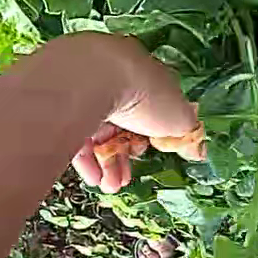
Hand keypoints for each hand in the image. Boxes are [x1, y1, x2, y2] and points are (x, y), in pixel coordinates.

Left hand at [66, 34, 206, 192]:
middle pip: (123, 120)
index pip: (152, 105)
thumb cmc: (143, 92)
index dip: (155, 133)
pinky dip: (85, 158)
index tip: (154, 151)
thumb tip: (199, 150)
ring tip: (110, 185)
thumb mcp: (180, 119)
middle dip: (127, 154)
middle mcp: (113, 74)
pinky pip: (73, 132)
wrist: (89, 79)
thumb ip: (189, 135)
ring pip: (98, 129)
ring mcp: (83, 86)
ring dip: (108, 162)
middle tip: (128, 177)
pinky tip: (94, 177)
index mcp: (145, 72)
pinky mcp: (59, 101)